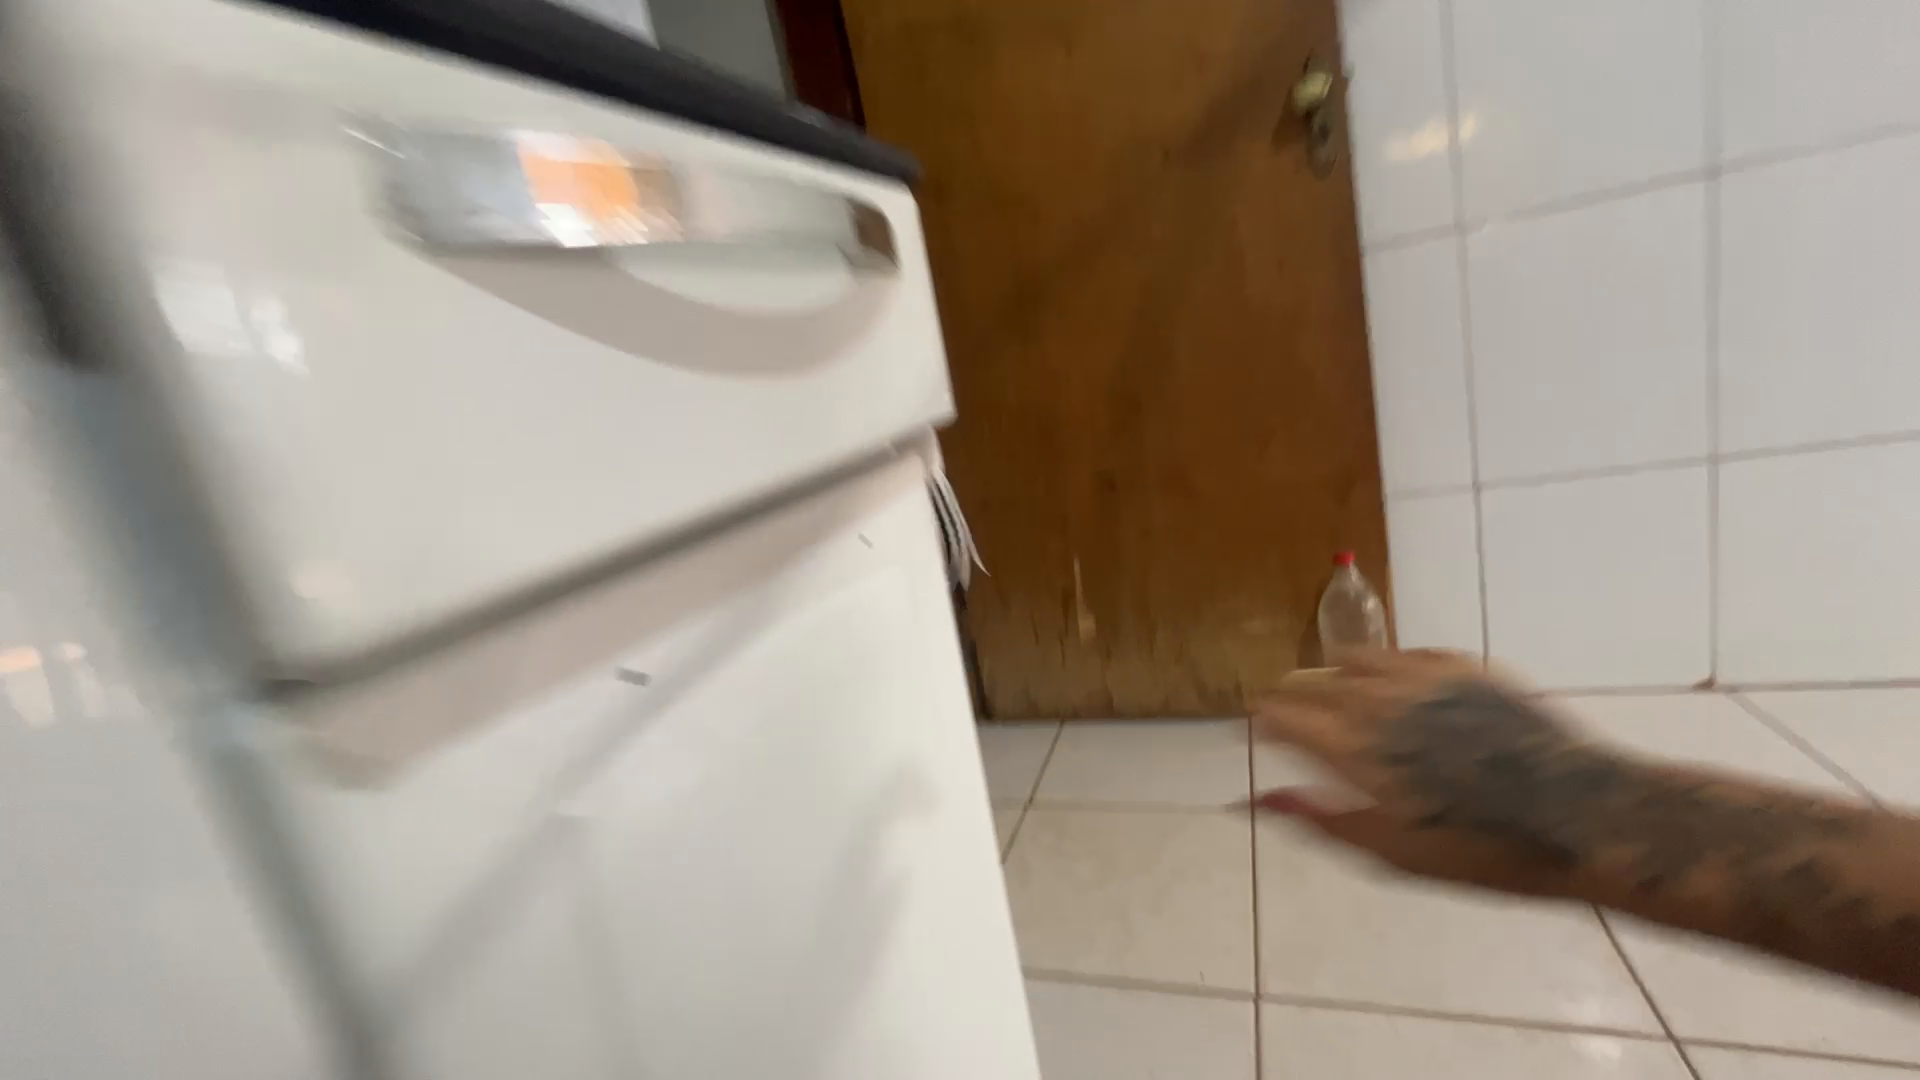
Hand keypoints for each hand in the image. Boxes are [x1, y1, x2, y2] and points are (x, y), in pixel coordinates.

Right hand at [1251, 648, 1632, 898]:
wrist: (1586, 818)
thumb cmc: (1482, 848)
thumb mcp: (1390, 850)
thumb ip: (1317, 818)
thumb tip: (1253, 800)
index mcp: (1352, 746)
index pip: (1282, 716)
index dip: (1263, 721)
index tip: (1259, 728)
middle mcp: (1377, 700)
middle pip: (1311, 682)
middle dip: (1293, 697)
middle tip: (1295, 715)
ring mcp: (1420, 677)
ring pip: (1355, 658)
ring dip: (1338, 676)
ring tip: (1344, 695)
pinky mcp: (1464, 666)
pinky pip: (1406, 652)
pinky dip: (1388, 666)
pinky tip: (1399, 685)